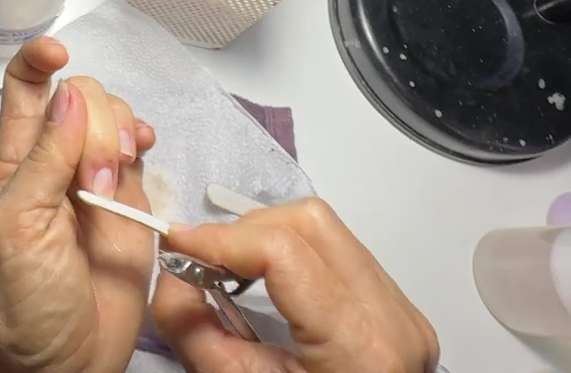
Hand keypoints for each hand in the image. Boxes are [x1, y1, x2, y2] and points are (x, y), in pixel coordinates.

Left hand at [0, 37, 158, 372]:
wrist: (60, 367)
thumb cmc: (20, 303)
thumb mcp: (16, 227)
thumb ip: (43, 160)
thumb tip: (68, 91)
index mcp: (18, 157)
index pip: (24, 86)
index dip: (37, 59)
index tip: (57, 52)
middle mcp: (56, 156)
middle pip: (79, 94)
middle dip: (93, 123)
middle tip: (93, 183)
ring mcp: (93, 174)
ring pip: (112, 114)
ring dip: (119, 133)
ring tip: (113, 181)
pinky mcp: (128, 197)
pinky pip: (138, 146)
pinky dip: (143, 137)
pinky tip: (142, 149)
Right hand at [152, 199, 437, 372]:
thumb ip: (193, 330)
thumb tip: (168, 269)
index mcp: (361, 349)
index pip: (283, 253)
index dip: (222, 239)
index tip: (177, 243)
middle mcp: (393, 318)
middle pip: (308, 222)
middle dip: (246, 230)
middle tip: (206, 257)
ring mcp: (403, 309)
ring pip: (324, 225)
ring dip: (268, 233)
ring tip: (234, 265)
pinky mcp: (399, 304)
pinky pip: (339, 246)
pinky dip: (293, 246)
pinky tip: (270, 277)